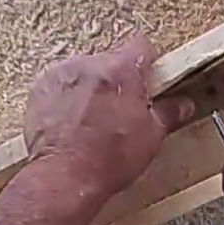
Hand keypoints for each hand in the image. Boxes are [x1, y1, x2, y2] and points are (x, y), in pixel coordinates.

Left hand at [22, 34, 194, 207]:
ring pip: (83, 73)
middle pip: (110, 61)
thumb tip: (183, 105)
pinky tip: (71, 125)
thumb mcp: (150, 138)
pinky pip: (59, 87)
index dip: (147, 64)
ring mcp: (62, 75)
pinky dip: (66, 100)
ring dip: (90, 90)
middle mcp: (90, 64)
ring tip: (92, 122)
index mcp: (122, 70)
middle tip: (119, 112)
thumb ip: (167, 114)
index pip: (142, 46)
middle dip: (116, 82)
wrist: (65, 177)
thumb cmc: (109, 160)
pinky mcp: (40, 91)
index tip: (147, 82)